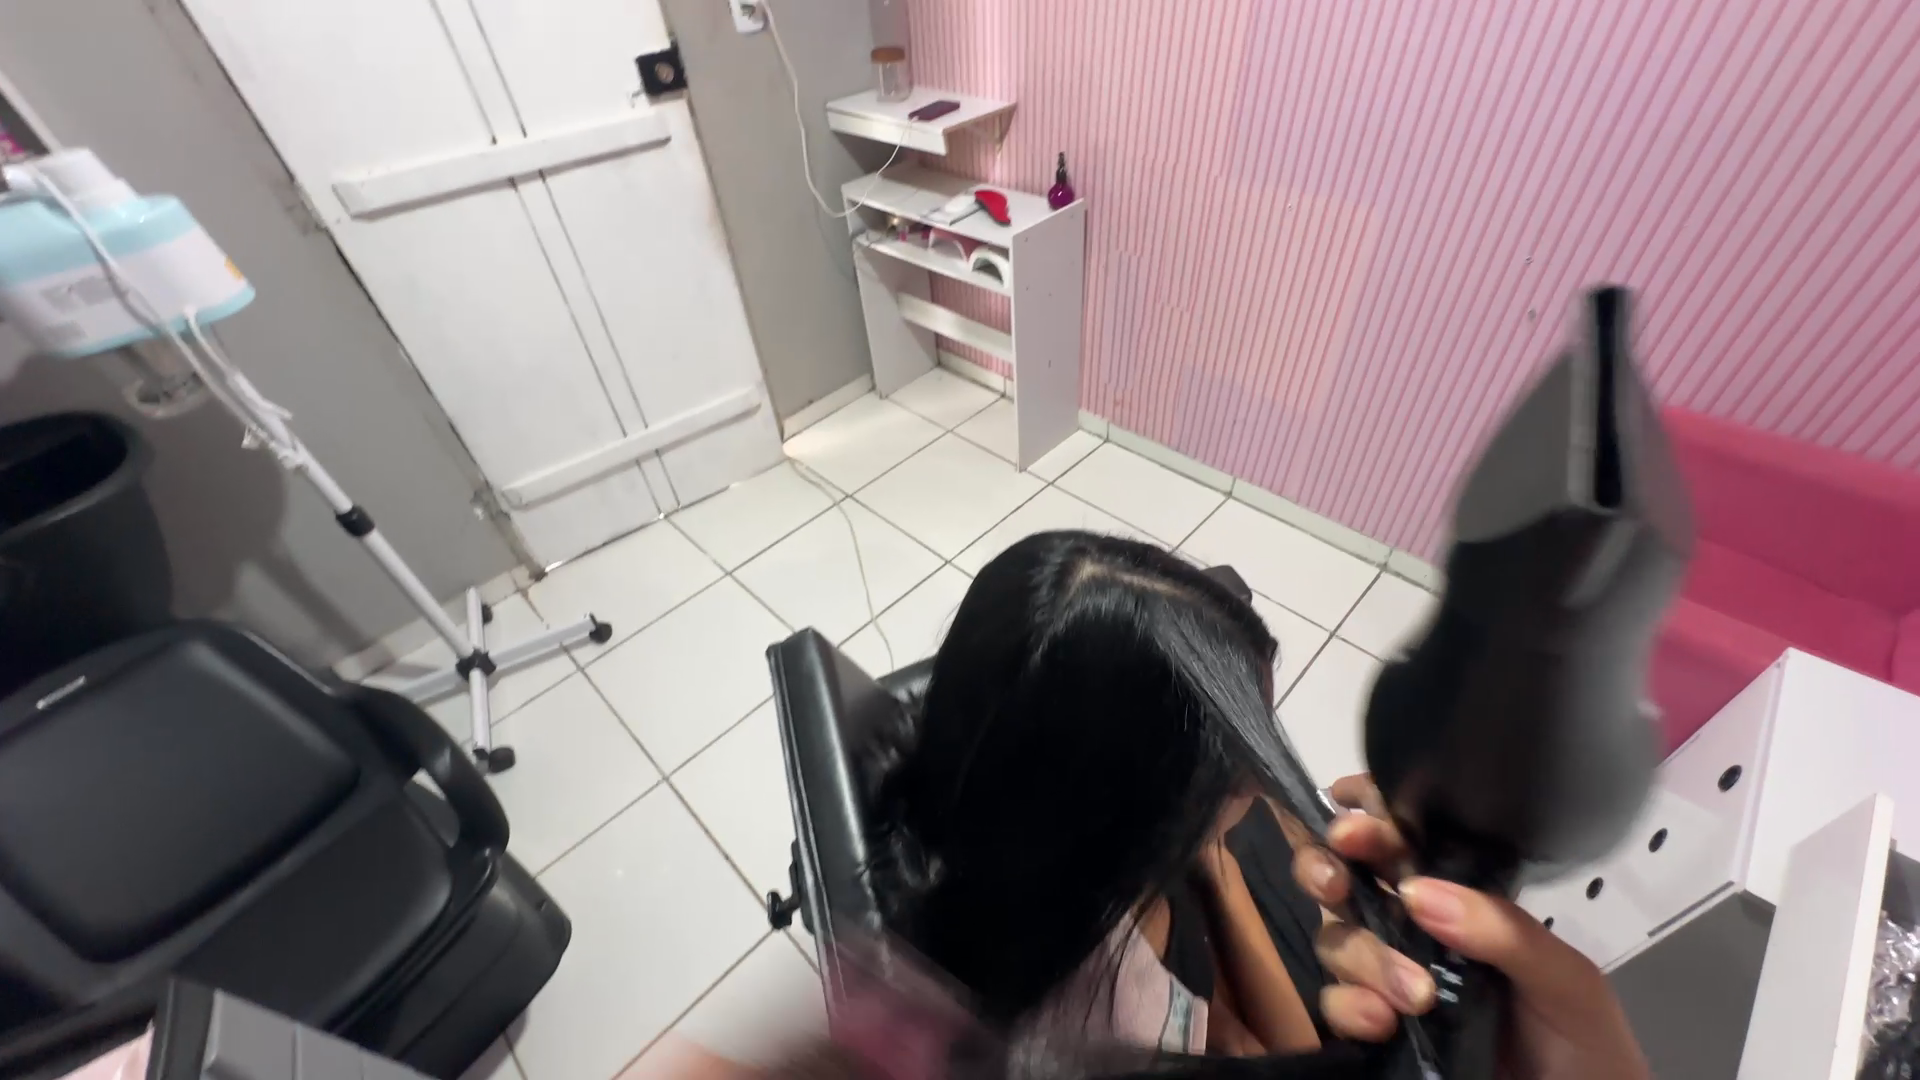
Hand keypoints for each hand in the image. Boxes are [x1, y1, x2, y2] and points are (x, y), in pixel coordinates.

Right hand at [1292, 775, 1648, 1079]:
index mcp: (1448, 893)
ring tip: (1416, 997)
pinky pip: (1332, 1001)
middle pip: (1335, 870)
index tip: (1350, 825)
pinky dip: (1349, 1006)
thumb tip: (1413, 892)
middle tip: (1335, 883)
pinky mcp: (1366, 1025)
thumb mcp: (1568, 981)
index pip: (1393, 833)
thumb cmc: (1584, 1048)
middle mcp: (1402, 922)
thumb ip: (1502, 928)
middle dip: (1320, 865)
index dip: (1360, 812)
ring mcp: (1379, 972)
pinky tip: (1381, 1022)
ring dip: (1362, 956)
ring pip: (1333, 935)